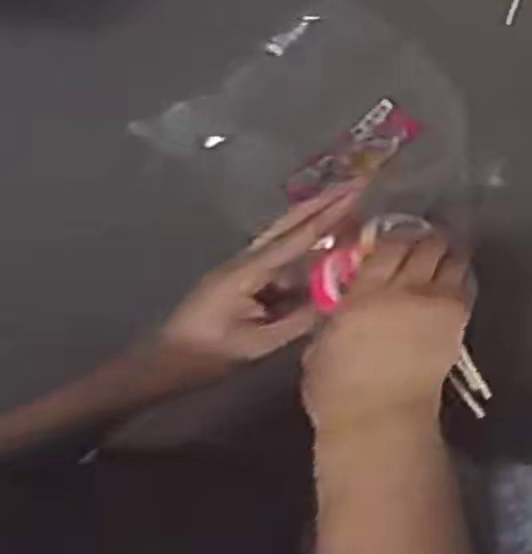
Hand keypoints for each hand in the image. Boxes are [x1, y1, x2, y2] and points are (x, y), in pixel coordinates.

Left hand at [156, 181, 364, 366]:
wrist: (152, 371)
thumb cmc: (204, 358)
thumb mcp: (260, 344)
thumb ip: (307, 317)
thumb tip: (349, 292)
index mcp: (246, 274)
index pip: (298, 238)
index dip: (330, 215)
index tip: (358, 193)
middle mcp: (244, 262)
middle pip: (288, 223)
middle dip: (322, 201)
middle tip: (357, 182)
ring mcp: (242, 268)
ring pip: (285, 233)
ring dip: (315, 214)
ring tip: (348, 199)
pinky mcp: (245, 277)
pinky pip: (285, 250)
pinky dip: (309, 235)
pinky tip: (330, 235)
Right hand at [303, 232, 470, 435]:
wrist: (383, 412)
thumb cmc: (340, 386)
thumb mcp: (323, 341)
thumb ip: (341, 309)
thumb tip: (353, 289)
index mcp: (365, 296)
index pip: (389, 248)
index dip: (396, 236)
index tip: (397, 234)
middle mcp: (407, 290)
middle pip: (429, 246)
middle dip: (429, 238)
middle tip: (426, 239)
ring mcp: (439, 299)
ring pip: (455, 258)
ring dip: (450, 251)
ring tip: (444, 252)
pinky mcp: (460, 312)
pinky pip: (465, 281)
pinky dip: (460, 274)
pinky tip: (453, 276)